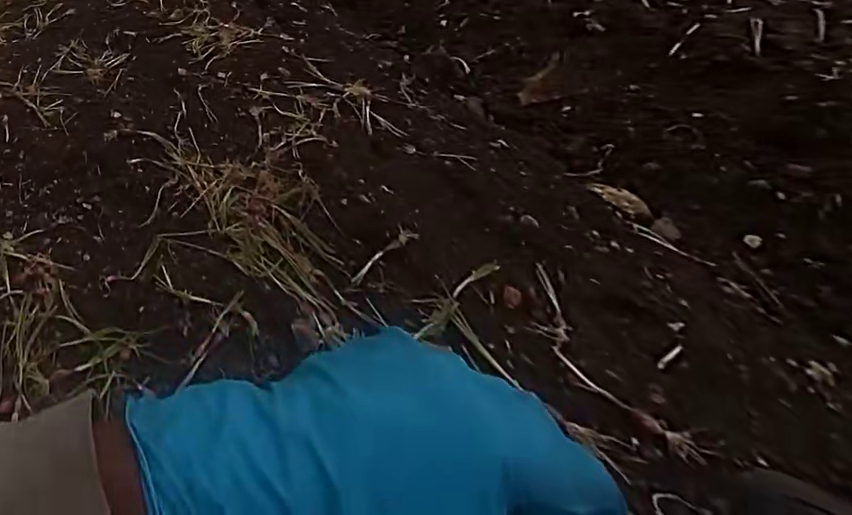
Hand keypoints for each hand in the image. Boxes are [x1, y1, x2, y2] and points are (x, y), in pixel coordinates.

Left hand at [123, 326, 622, 514]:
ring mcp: (413, 358)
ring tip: (470, 486)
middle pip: (533, 429)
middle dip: (540, 476)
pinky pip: (431, 383)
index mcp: (499, 434)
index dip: (587, 512)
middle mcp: (463, 380)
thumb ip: (503, 509)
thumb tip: (514, 502)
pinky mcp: (372, 352)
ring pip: (479, 399)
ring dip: (488, 441)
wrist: (264, 477)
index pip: (583, 479)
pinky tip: (422, 452)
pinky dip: (443, 415)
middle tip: (519, 509)